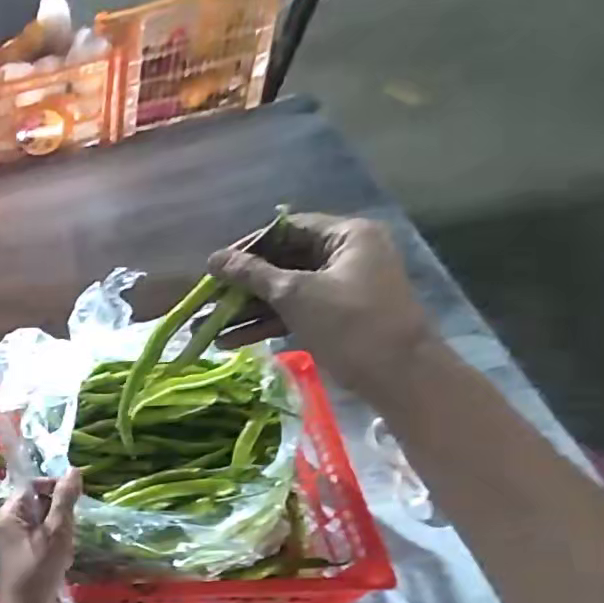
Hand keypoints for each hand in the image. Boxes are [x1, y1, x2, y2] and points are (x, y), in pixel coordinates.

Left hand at [0, 469, 81, 602]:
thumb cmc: (39, 570)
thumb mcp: (56, 532)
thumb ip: (65, 499)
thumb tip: (73, 470)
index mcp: (11, 512)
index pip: (34, 484)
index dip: (56, 488)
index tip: (75, 502)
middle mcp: (10, 521)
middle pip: (42, 502)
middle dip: (61, 516)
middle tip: (67, 535)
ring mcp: (17, 538)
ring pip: (47, 522)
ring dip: (61, 533)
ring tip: (63, 551)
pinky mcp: (26, 552)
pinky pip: (45, 538)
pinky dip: (57, 546)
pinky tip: (61, 561)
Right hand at [206, 212, 439, 393]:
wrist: (396, 373)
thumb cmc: (350, 323)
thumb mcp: (296, 294)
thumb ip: (253, 275)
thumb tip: (215, 259)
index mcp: (346, 236)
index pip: (287, 229)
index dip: (248, 247)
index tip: (216, 268)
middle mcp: (343, 256)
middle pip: (282, 262)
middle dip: (242, 286)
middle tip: (207, 301)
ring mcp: (338, 289)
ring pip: (283, 292)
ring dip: (246, 311)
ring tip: (209, 328)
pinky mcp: (331, 318)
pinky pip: (292, 313)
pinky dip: (264, 326)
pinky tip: (230, 342)